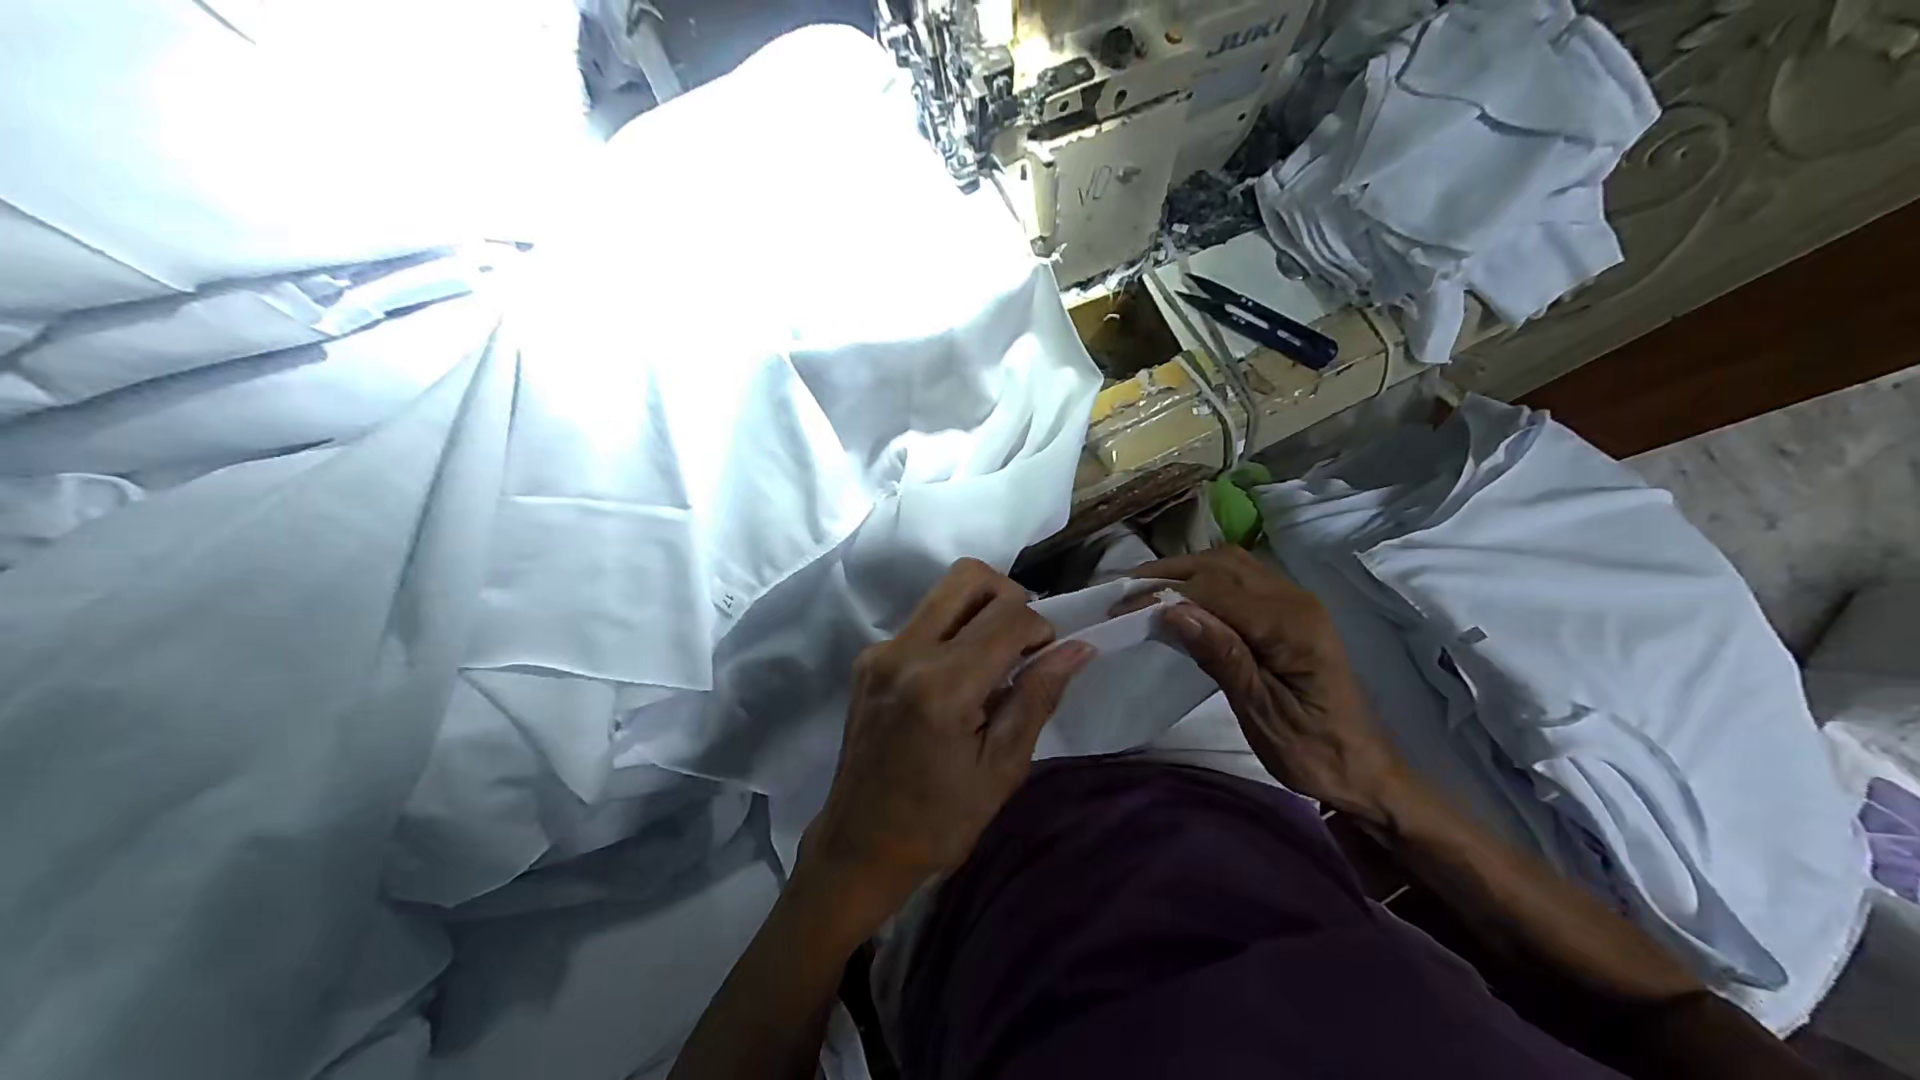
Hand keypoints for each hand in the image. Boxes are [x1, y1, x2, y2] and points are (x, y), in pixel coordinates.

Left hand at [798, 558, 1093, 920]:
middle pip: (969, 577)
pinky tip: (960, 679)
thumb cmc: (940, 821)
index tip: (1046, 661)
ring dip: (981, 610)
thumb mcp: (1003, 767)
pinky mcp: (868, 659)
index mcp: (942, 686)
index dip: (1042, 629)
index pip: (1009, 616)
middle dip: (1011, 597)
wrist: (859, 845)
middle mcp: (905, 652)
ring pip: (944, 592)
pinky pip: (923, 620)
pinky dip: (953, 631)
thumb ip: (1038, 696)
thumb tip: (1079, 647)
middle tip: (1023, 643)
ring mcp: (880, 651)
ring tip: (994, 660)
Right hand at [1128, 548, 1410, 819]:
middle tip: (1124, 592)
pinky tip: (1183, 594)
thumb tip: (1173, 611)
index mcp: (1290, 626)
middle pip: (1221, 565)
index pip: (1213, 591)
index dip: (1163, 593)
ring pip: (1231, 563)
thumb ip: (1223, 656)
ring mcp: (1296, 601)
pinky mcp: (1291, 610)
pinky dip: (1205, 577)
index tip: (1120, 608)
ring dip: (1185, 569)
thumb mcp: (1262, 713)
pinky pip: (1242, 577)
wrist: (1364, 770)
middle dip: (1168, 573)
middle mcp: (1296, 600)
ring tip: (1145, 588)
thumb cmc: (1313, 751)